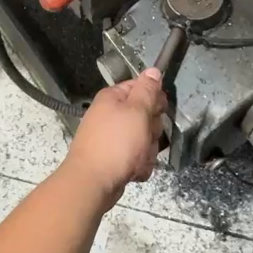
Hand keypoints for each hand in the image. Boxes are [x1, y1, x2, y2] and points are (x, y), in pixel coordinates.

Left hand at [60, 69, 165, 201]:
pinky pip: (137, 158)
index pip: (142, 88)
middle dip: (152, 131)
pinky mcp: (115, 159)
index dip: (154, 100)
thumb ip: (147, 90)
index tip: (159, 111)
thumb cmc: (116, 143)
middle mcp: (110, 115)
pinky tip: (133, 171)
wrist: (93, 182)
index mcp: (113, 98)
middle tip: (145, 137)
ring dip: (147, 151)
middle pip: (145, 116)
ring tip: (138, 159)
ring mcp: (112, 138)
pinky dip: (139, 165)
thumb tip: (153, 70)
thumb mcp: (137, 111)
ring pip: (144, 140)